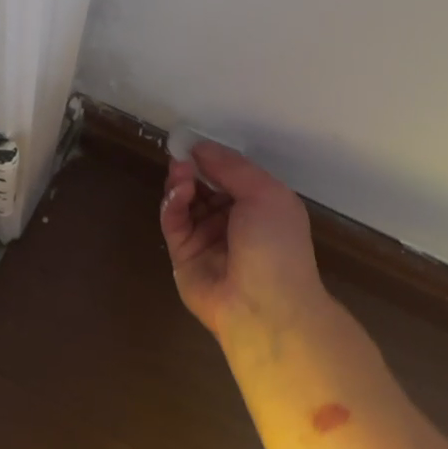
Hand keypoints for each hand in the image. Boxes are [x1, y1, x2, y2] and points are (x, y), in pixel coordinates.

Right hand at [159, 142, 328, 343]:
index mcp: (260, 204)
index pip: (231, 176)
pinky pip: (174, 225)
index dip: (213, 160)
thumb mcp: (265, 194)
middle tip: (179, 157)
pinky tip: (177, 193)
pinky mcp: (183, 256)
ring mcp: (206, 239)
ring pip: (185, 205)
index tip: (194, 144)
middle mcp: (232, 220)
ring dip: (180, 186)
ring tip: (178, 175)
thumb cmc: (275, 245)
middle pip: (204, 188)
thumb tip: (201, 148)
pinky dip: (172, 207)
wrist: (261, 303)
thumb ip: (232, 168)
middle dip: (192, 171)